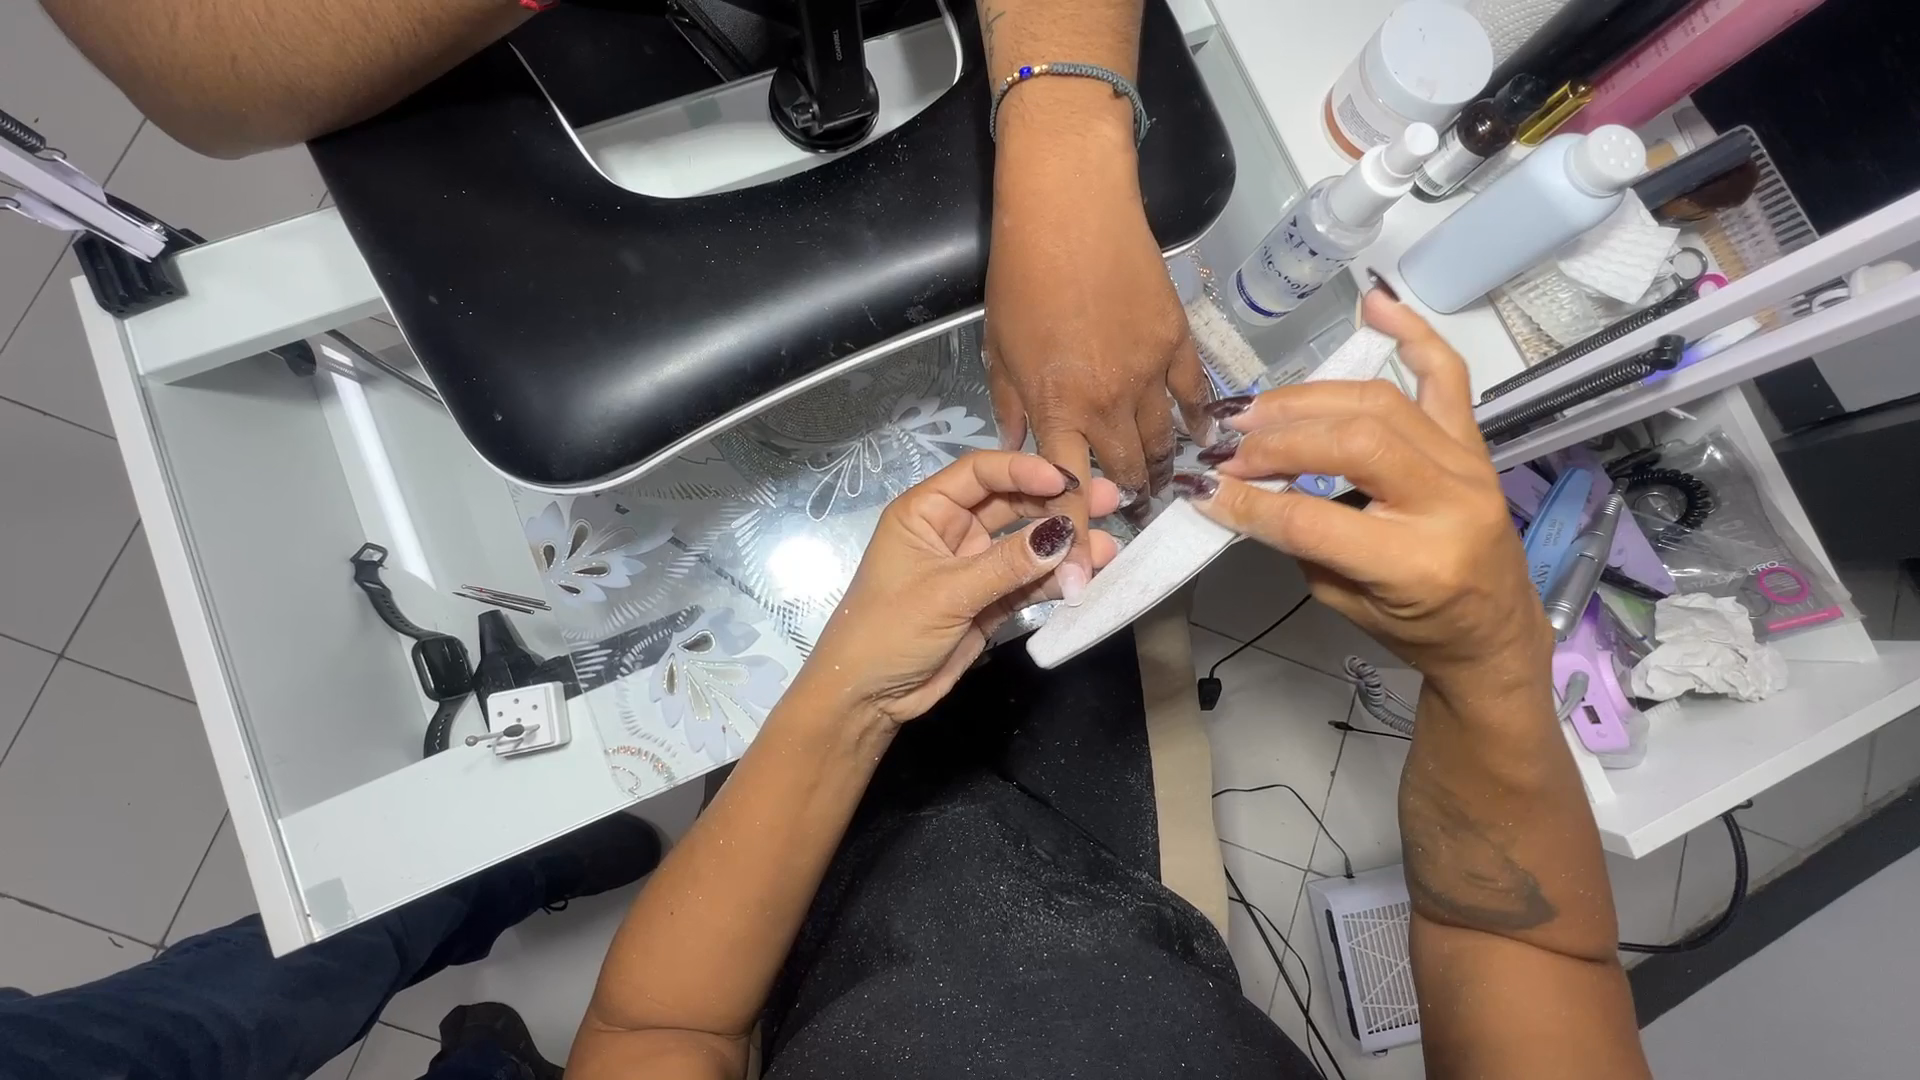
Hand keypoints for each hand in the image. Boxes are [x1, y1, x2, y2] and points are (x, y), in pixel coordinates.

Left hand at [799, 452, 1121, 724]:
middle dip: (1056, 505)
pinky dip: (1056, 579)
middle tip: (1107, 503)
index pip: (980, 473)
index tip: (1065, 478)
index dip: (1023, 469)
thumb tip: (1062, 535)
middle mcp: (952, 528)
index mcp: (926, 511)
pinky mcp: (990, 599)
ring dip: (1064, 545)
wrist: (868, 698)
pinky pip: (1029, 580)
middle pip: (1012, 503)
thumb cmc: (889, 631)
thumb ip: (1006, 564)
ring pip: (1026, 543)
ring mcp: (974, 564)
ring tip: (1107, 549)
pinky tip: (1089, 576)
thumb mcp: (946, 592)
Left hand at [983, 83, 1210, 596]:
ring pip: (1161, 441)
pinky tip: (1204, 439)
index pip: (1064, 491)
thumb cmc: (1020, 276)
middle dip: (1120, 498)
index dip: (1070, 541)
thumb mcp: (998, 352)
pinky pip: (1195, 396)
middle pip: (1122, 471)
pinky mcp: (1178, 343)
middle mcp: (1106, 403)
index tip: (1080, 581)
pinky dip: (1199, 421)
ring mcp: (1149, 374)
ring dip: (1157, 467)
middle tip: (1119, 508)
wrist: (1071, 205)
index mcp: (1055, 408)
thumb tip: (1023, 451)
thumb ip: (1015, 409)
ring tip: (1158, 483)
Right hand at [1173, 290, 1550, 694]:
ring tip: (1256, 411)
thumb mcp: (1339, 598)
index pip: (1310, 519)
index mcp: (1415, 561)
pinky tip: (1374, 304)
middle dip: (1275, 442)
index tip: (1200, 487)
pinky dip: (1412, 334)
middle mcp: (1448, 502)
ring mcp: (1468, 464)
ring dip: (1306, 401)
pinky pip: (1447, 376)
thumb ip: (1295, 538)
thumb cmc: (1414, 627)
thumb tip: (1237, 488)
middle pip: (1349, 444)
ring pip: (1377, 404)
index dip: (1246, 501)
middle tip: (1226, 447)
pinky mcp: (1473, 443)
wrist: (1493, 630)